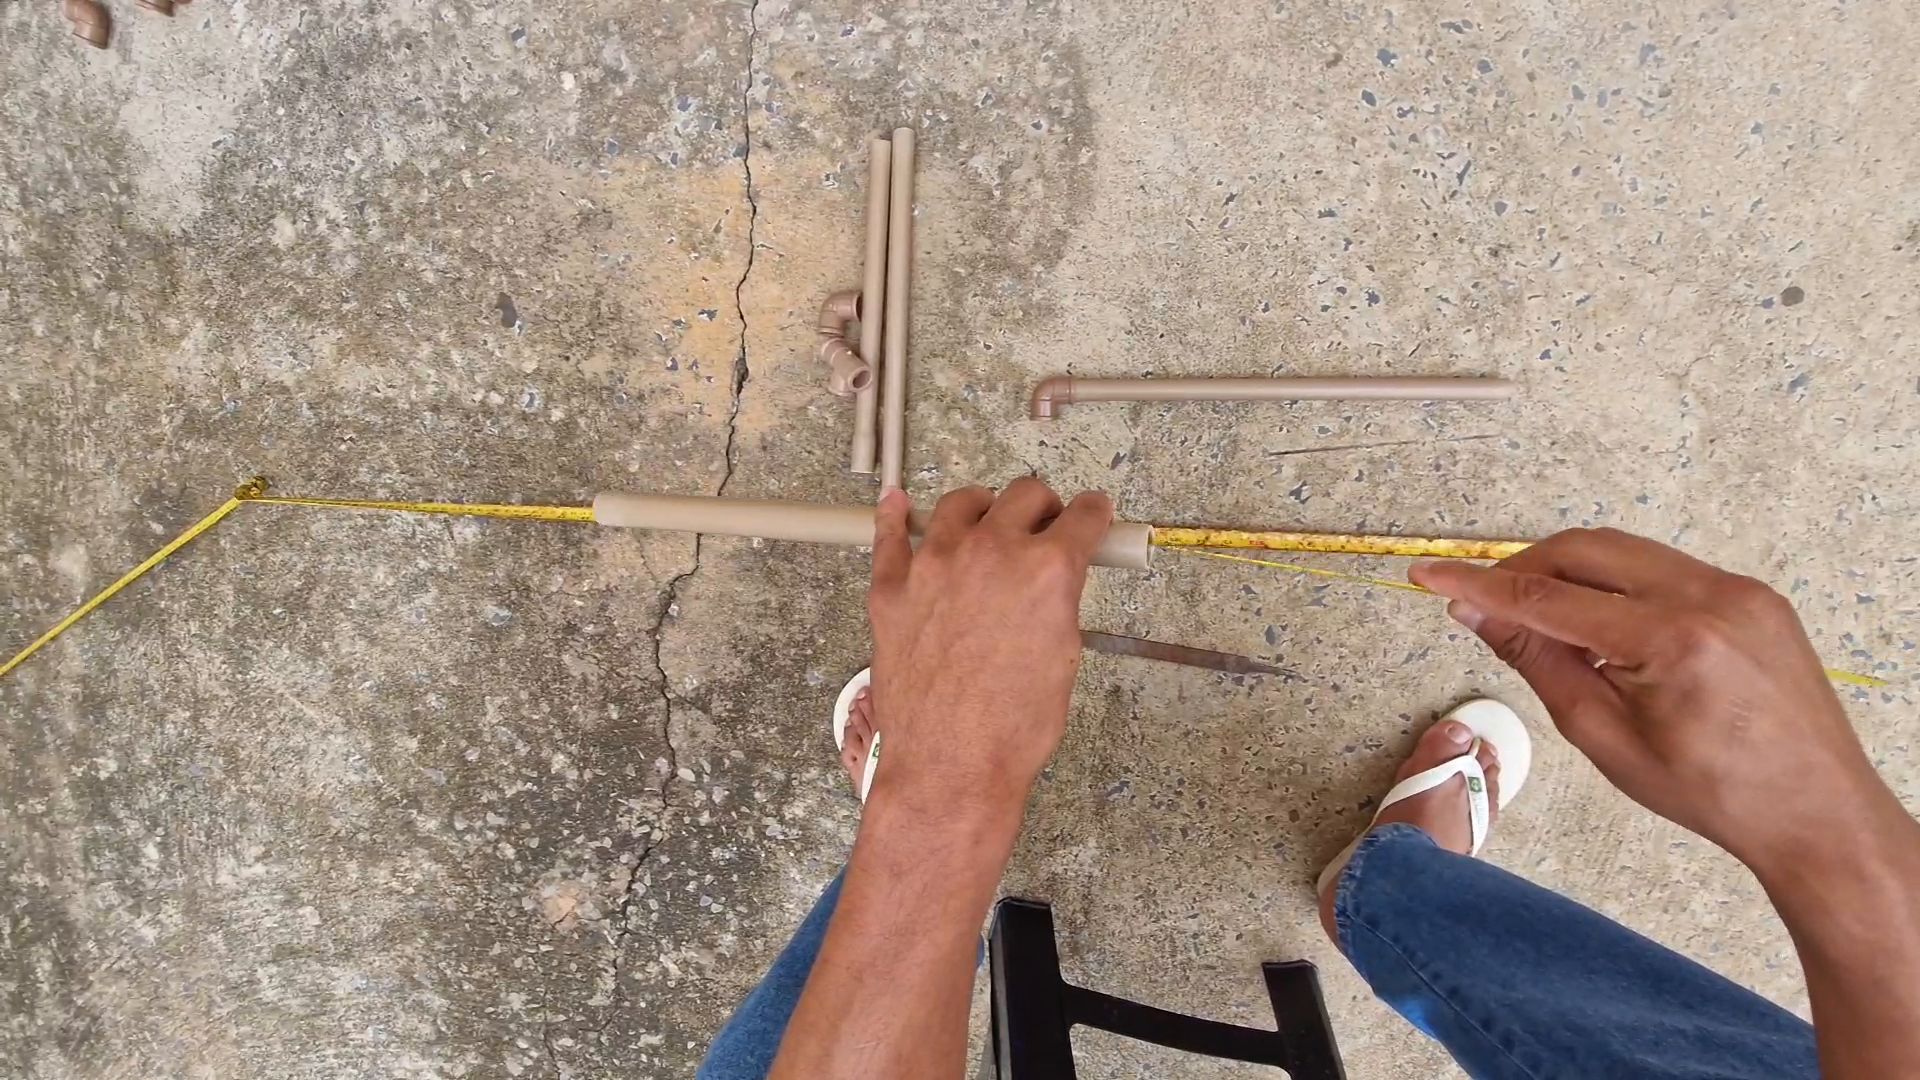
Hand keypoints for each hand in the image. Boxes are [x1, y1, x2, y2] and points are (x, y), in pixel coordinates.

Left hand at [866, 480, 1113, 819]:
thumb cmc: (1012, 726)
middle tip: (1042, 527)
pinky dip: (894, 515)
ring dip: (983, 508)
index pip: (1081, 516)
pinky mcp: (891, 587)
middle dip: (1042, 508)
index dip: (1092, 514)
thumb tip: (1053, 580)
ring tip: (984, 522)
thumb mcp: (1063, 655)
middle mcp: (990, 553)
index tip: (1090, 514)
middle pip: (1024, 495)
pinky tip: (896, 503)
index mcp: (1045, 569)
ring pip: (961, 503)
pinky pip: (889, 535)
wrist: (952, 764)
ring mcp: (934, 565)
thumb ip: (1057, 600)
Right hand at [1409, 529, 1896, 878]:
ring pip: (1615, 550)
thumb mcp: (1595, 729)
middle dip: (1519, 568)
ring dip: (1559, 571)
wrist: (1819, 816)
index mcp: (1673, 640)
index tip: (1427, 574)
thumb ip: (1531, 657)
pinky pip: (1651, 566)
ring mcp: (1737, 590)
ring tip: (1532, 614)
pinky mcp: (1747, 595)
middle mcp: (1711, 598)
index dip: (1475, 583)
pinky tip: (1591, 621)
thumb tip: (1473, 610)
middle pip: (1581, 550)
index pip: (1544, 595)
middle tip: (1482, 602)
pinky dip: (1603, 581)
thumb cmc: (1706, 789)